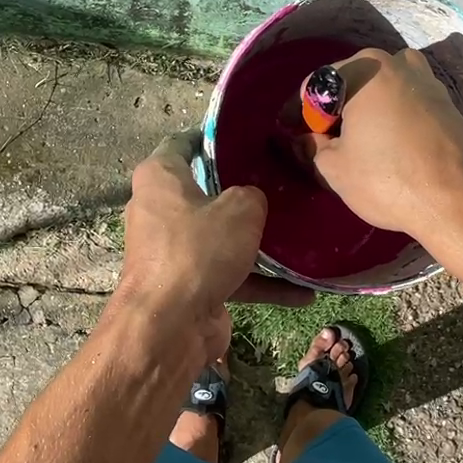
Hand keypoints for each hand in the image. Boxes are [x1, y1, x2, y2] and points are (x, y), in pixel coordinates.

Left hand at [113, 132, 312, 364]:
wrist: (170, 325)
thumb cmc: (198, 250)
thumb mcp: (240, 210)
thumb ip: (252, 196)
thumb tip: (251, 202)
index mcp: (159, 178)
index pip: (182, 144)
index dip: (213, 137)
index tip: (247, 136)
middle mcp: (159, 210)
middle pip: (205, 192)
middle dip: (241, 191)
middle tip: (281, 184)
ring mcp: (173, 251)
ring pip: (220, 238)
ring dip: (257, 244)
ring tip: (298, 239)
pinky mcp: (188, 285)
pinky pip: (228, 275)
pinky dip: (260, 283)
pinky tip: (303, 292)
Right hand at [303, 48, 462, 243]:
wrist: (458, 201)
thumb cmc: (387, 179)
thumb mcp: (334, 168)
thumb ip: (312, 147)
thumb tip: (306, 140)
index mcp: (364, 69)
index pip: (316, 86)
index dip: (297, 112)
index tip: (288, 132)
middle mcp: (397, 62)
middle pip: (350, 84)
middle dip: (332, 111)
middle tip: (320, 142)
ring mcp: (428, 80)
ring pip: (380, 93)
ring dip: (363, 113)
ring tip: (355, 145)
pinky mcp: (447, 103)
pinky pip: (405, 105)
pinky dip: (390, 119)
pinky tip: (386, 147)